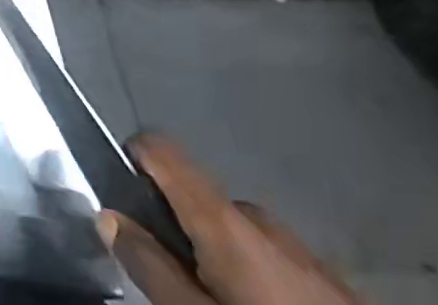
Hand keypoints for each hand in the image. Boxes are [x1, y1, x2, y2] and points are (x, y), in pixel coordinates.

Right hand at [100, 134, 357, 304]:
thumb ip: (149, 264)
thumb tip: (109, 217)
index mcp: (222, 217)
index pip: (160, 147)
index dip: (131, 158)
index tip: (120, 196)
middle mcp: (257, 215)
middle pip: (193, 198)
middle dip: (175, 229)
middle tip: (174, 279)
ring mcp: (298, 244)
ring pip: (232, 231)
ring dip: (214, 254)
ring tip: (218, 298)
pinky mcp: (328, 275)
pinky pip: (268, 255)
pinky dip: (251, 272)